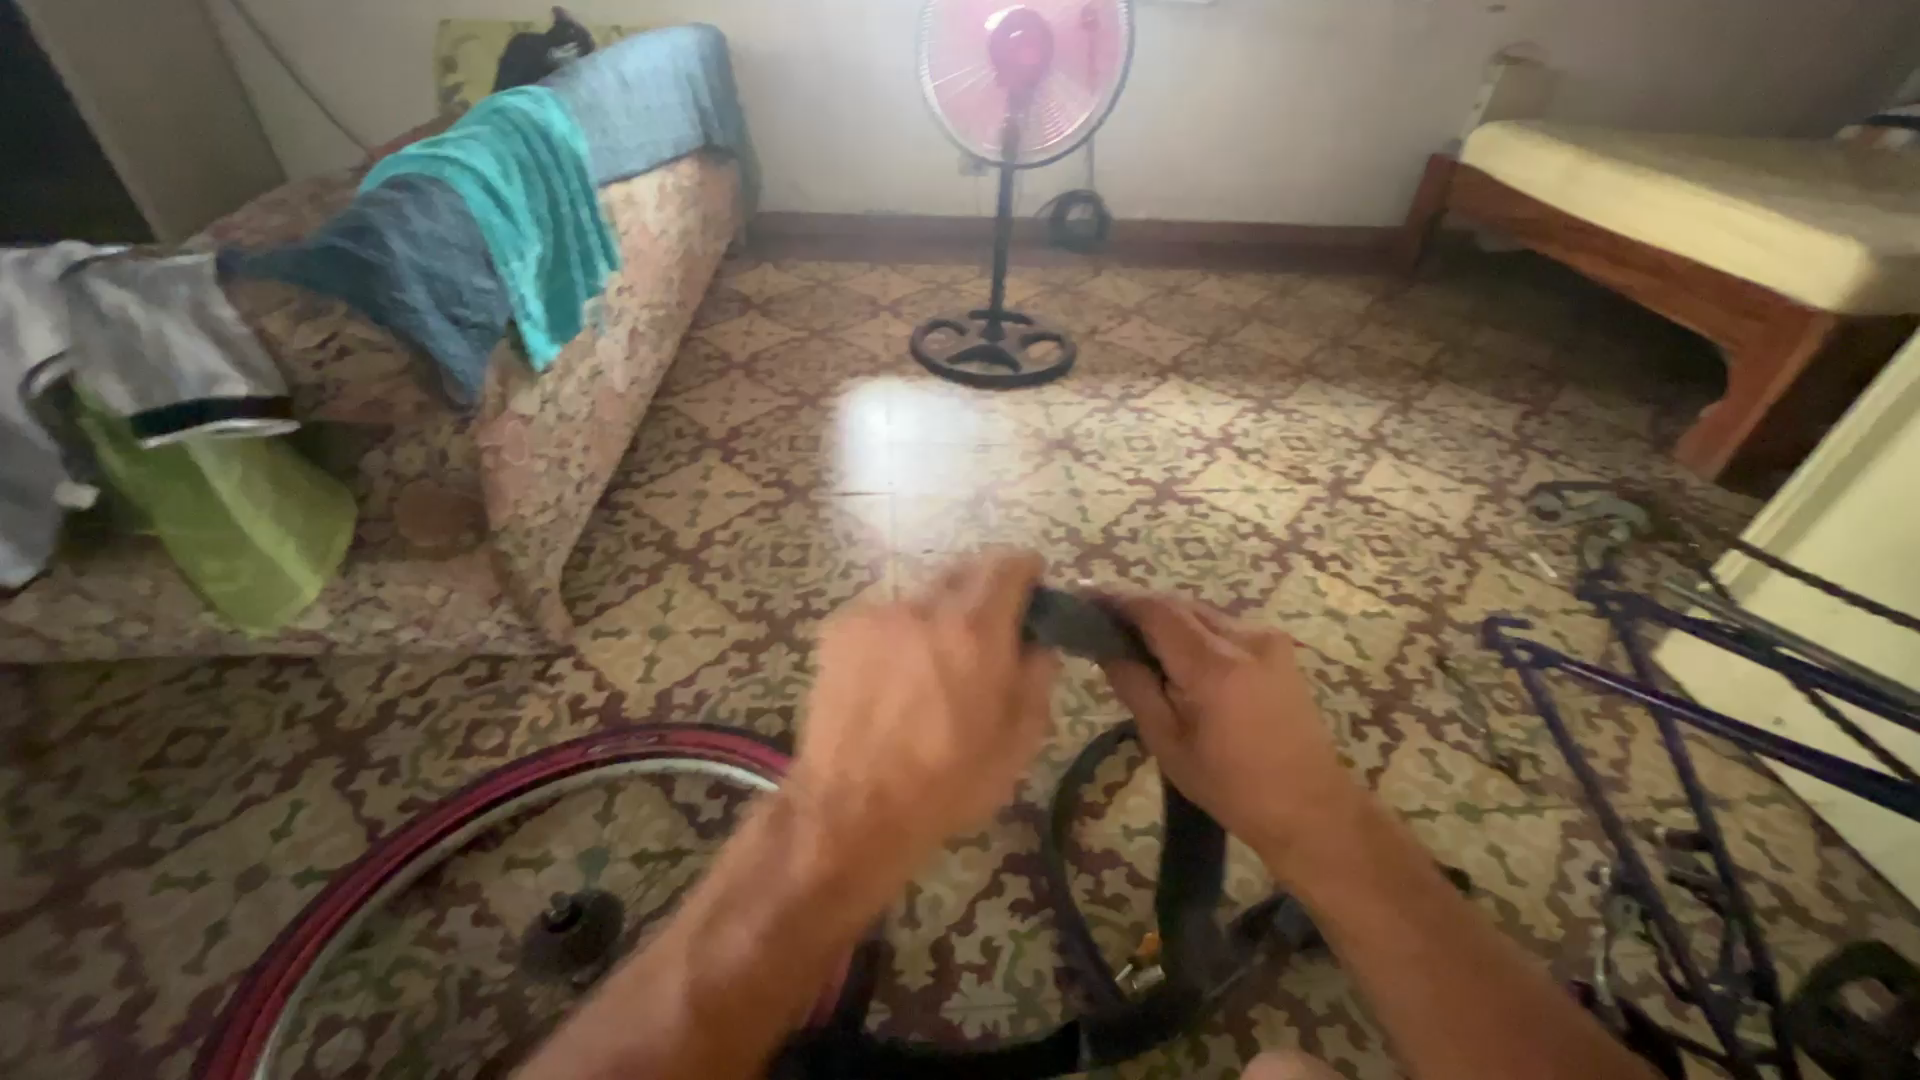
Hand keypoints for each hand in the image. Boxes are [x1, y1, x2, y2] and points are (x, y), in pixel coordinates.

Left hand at [786, 550, 1058, 872]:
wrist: (852, 810)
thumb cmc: (947, 784)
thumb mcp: (1018, 742)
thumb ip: (1037, 676)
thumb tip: (1038, 640)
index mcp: (976, 629)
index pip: (1008, 564)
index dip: (1026, 572)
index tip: (1031, 593)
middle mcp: (924, 606)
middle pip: (963, 571)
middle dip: (982, 592)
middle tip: (985, 635)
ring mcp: (875, 613)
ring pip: (921, 594)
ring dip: (937, 615)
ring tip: (930, 665)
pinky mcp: (838, 630)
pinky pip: (883, 615)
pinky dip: (897, 632)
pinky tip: (889, 677)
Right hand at [1098, 592, 1364, 869]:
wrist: (1309, 807)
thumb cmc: (1230, 787)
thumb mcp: (1167, 742)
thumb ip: (1133, 685)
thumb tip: (1105, 647)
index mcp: (1214, 666)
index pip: (1156, 610)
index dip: (1117, 600)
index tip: (1085, 601)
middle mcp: (1245, 638)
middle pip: (1179, 605)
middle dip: (1139, 609)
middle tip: (1103, 625)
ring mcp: (1267, 639)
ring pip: (1201, 613)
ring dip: (1166, 620)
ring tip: (1135, 643)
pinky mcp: (1278, 649)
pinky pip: (1223, 626)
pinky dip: (1193, 631)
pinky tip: (1176, 657)